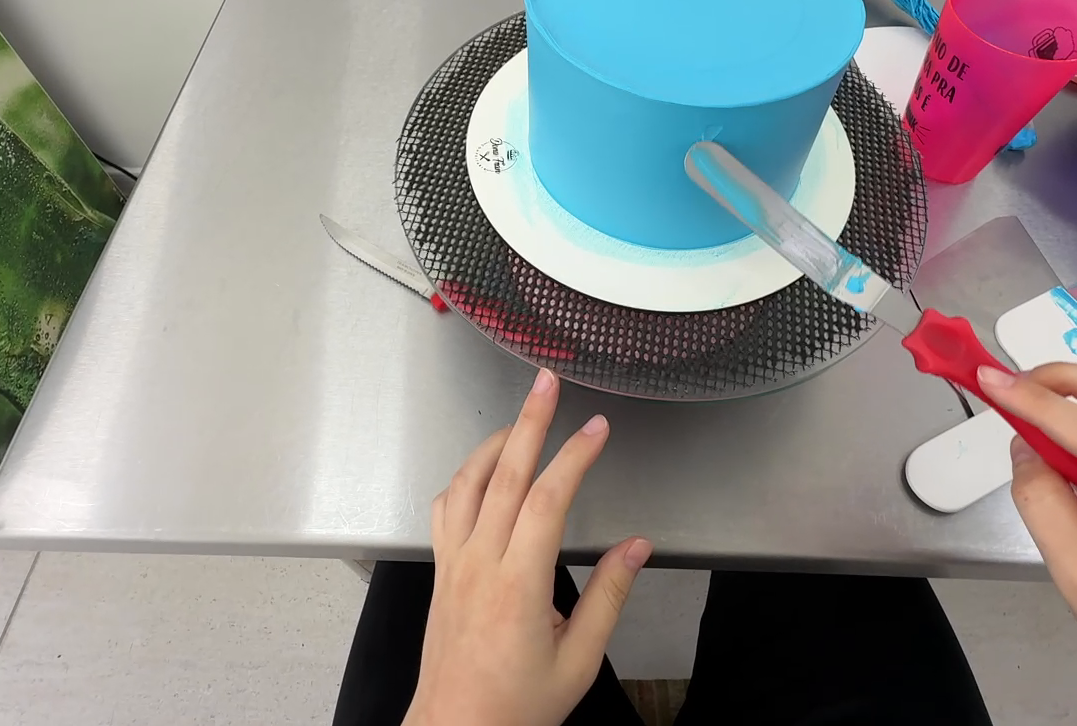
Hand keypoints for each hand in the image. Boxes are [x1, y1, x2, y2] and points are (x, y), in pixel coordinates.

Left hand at [404, 368, 651, 725]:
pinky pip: (445, 506)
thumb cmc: (517, 706)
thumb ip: (608, 597)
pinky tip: (484, 468)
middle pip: (506, 473)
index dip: (575, 457)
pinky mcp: (439, 566)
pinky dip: (466, 475)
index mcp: (518, 584)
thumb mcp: (578, 662)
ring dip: (497, 440)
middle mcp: (480, 561)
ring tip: (523, 416)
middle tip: (546, 382)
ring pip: (469, 481)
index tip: (598, 428)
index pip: (548, 500)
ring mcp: (453, 560)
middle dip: (530, 420)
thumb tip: (638, 547)